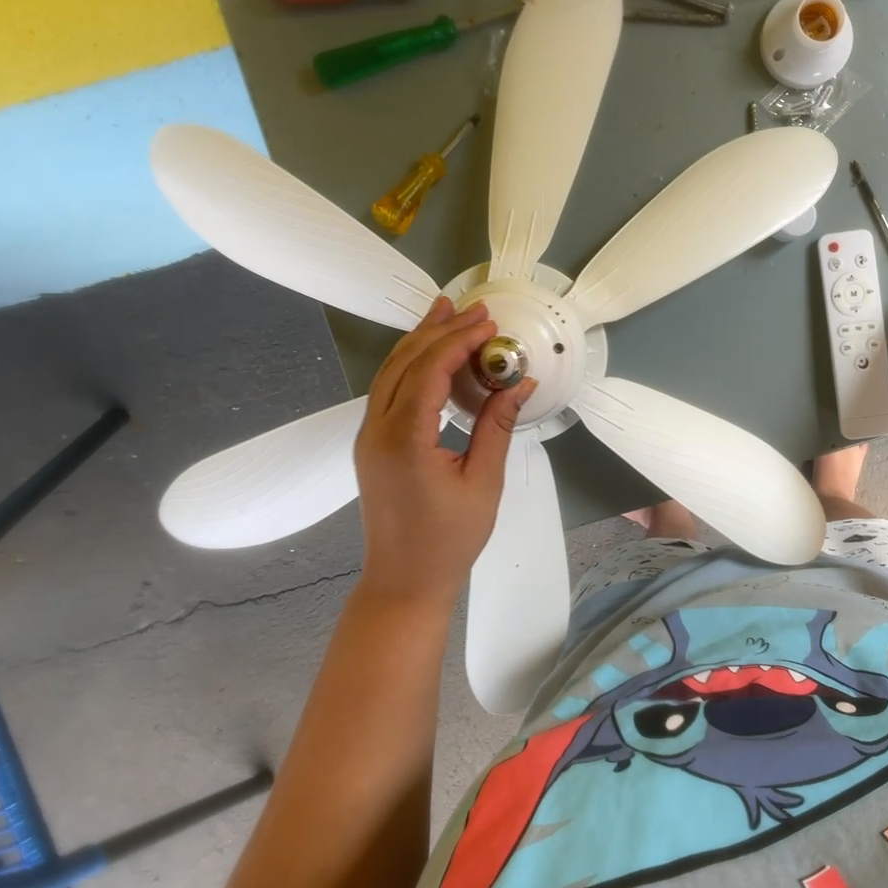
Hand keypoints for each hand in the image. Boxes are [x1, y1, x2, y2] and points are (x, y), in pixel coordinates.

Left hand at [354, 296, 534, 600]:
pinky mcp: (370, 445)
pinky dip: (408, 366)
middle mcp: (377, 430)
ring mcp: (368, 436)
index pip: (429, 371)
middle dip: (438, 330)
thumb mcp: (484, 482)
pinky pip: (386, 391)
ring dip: (418, 341)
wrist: (404, 580)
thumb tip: (519, 383)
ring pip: (389, 373)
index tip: (489, 325)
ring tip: (444, 312)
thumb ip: (497, 426)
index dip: (459, 342)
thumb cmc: (450, 540)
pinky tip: (427, 355)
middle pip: (404, 362)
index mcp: (405, 439)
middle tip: (472, 307)